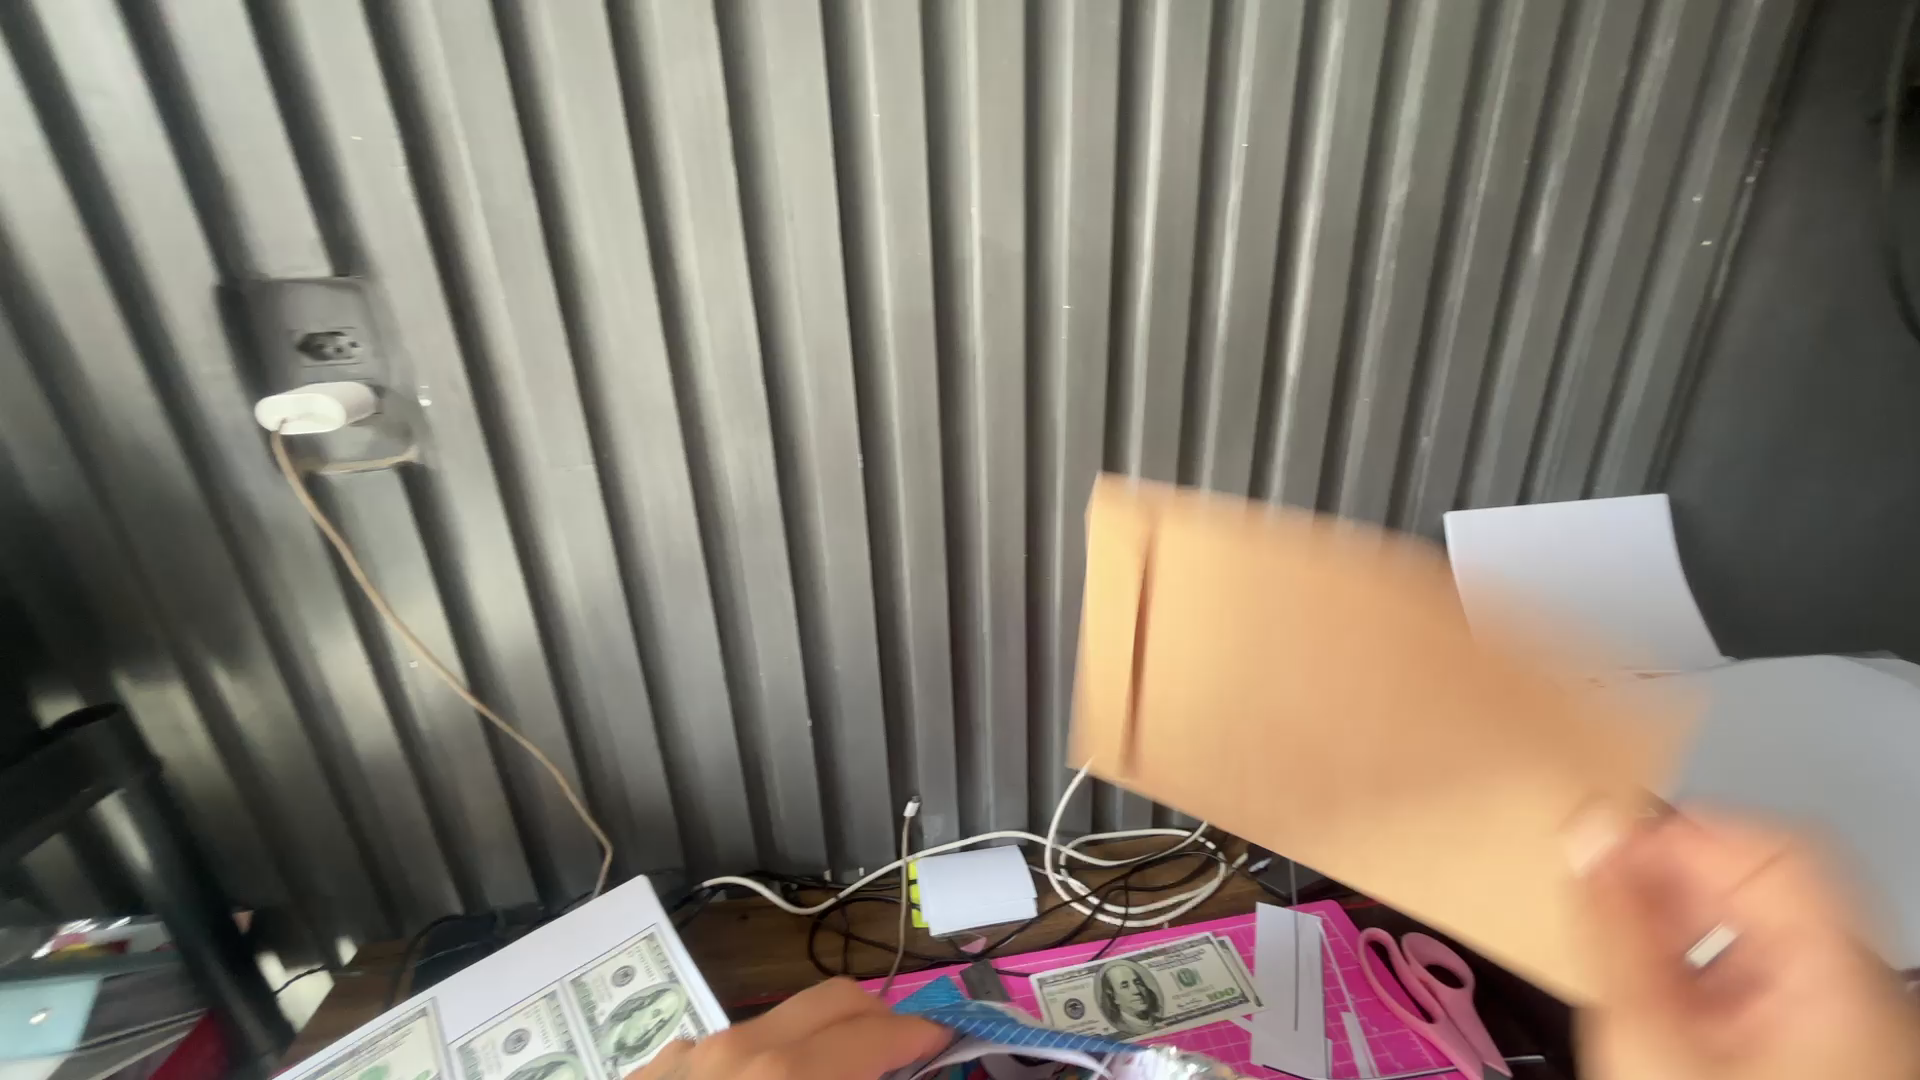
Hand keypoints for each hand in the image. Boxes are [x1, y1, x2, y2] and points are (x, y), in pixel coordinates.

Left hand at [627, 978, 947, 1079]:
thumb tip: (891, 1075)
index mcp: (785, 1076)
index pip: (875, 1036)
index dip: (922, 1036)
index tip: (949, 1043)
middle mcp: (740, 1049)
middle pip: (836, 1000)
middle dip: (883, 1019)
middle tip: (908, 1052)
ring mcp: (691, 1054)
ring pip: (782, 1020)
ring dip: (825, 1039)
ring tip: (841, 1077)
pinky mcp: (655, 1070)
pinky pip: (728, 1047)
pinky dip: (766, 1061)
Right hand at [1578, 810, 1919, 1079]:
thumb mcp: (1650, 1032)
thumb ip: (1614, 921)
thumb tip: (1589, 827)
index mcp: (1837, 981)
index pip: (1775, 848)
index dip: (1685, 828)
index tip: (1606, 839)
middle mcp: (1852, 990)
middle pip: (1761, 880)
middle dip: (1663, 869)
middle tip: (1590, 881)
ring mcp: (1834, 1018)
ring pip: (1747, 918)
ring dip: (1663, 906)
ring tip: (1603, 927)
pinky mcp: (1802, 1040)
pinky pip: (1739, 958)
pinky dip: (1679, 946)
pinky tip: (1636, 969)